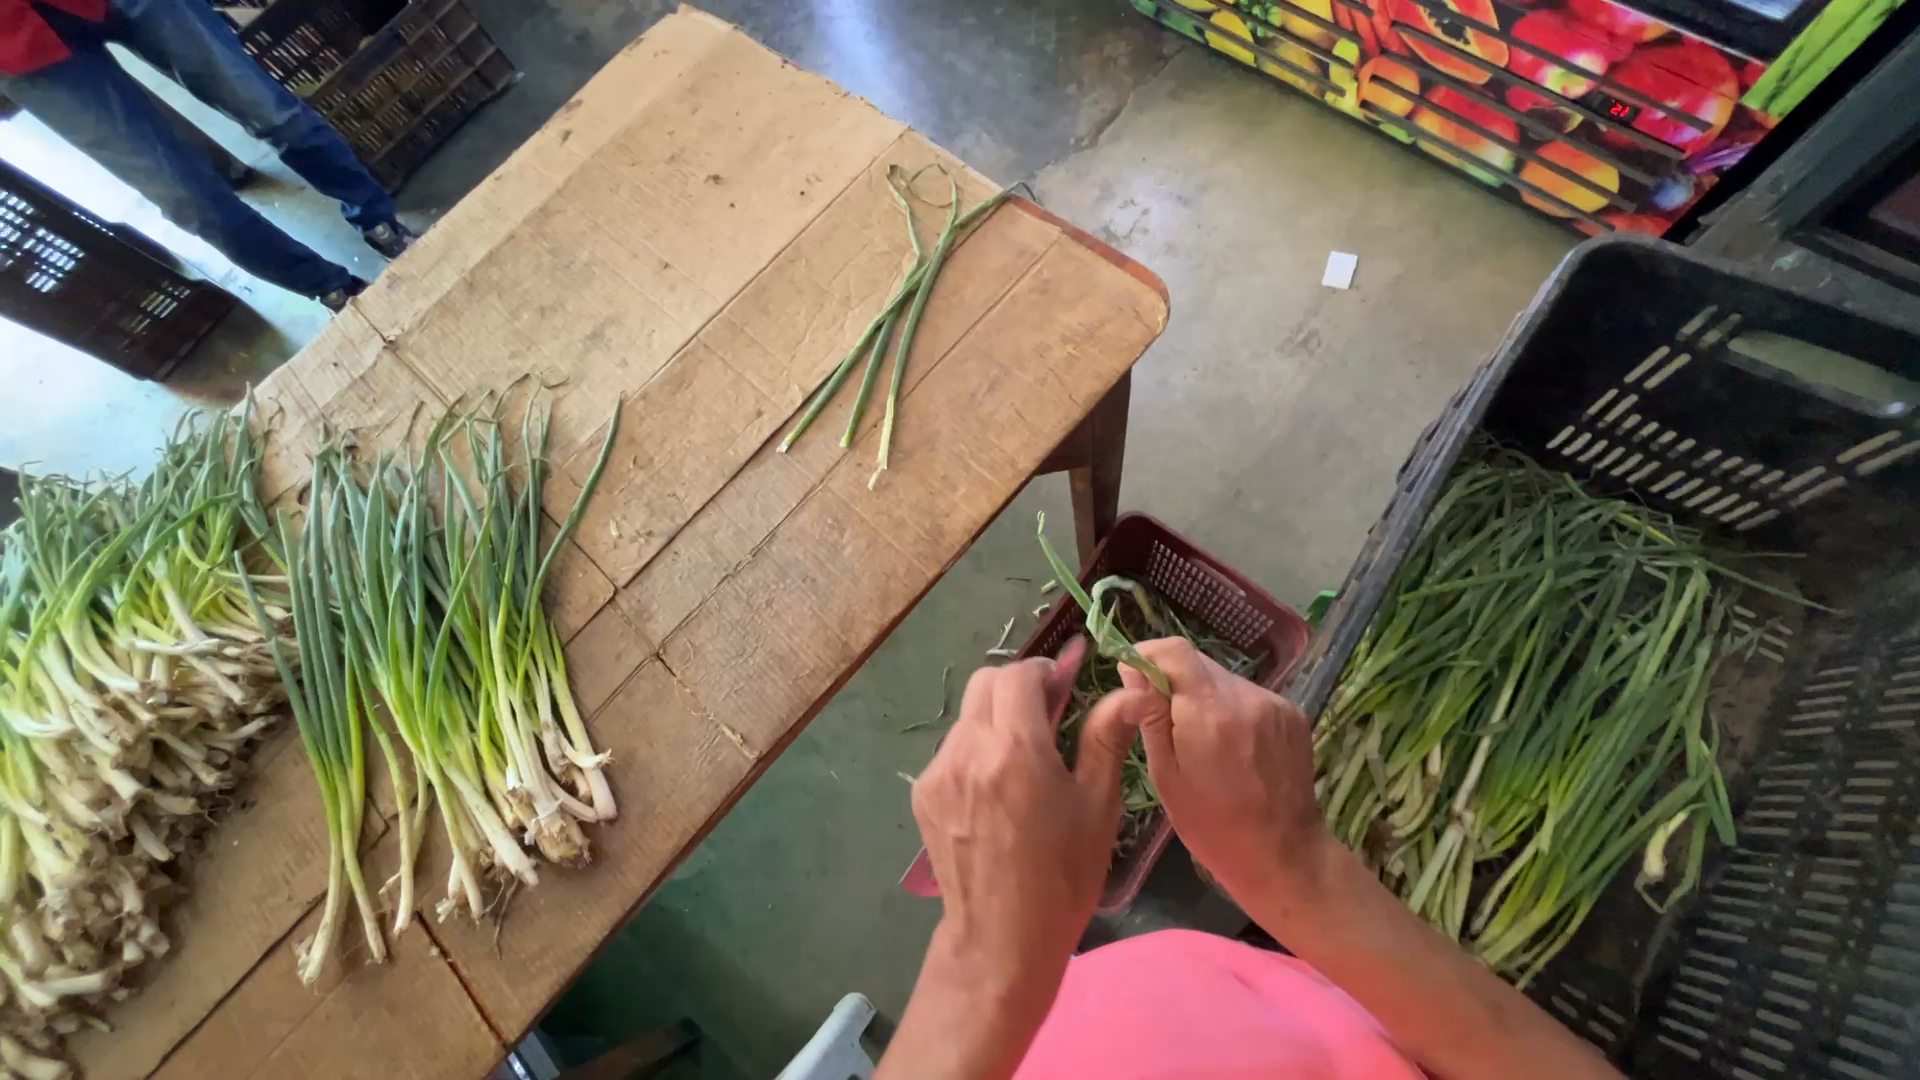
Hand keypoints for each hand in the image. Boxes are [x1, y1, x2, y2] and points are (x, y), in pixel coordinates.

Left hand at [910, 637, 1139, 996]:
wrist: (1001, 941)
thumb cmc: (1063, 876)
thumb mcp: (1097, 807)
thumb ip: (1106, 737)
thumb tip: (1133, 692)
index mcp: (1016, 750)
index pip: (1019, 675)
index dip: (1043, 672)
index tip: (1062, 687)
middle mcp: (969, 750)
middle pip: (986, 682)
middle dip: (1017, 686)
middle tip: (1045, 713)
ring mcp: (938, 771)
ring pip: (967, 715)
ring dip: (995, 718)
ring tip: (1021, 758)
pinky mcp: (922, 792)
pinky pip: (951, 748)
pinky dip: (974, 748)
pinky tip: (994, 788)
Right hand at [1117, 637, 1328, 904]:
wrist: (1284, 856)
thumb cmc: (1212, 825)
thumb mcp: (1165, 776)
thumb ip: (1149, 716)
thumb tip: (1134, 672)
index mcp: (1209, 713)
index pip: (1174, 650)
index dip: (1147, 654)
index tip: (1132, 676)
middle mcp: (1245, 697)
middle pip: (1198, 662)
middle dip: (1172, 678)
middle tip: (1159, 714)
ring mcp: (1273, 704)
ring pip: (1222, 678)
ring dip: (1201, 694)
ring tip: (1197, 737)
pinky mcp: (1291, 714)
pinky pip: (1246, 694)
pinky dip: (1228, 707)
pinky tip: (1228, 744)